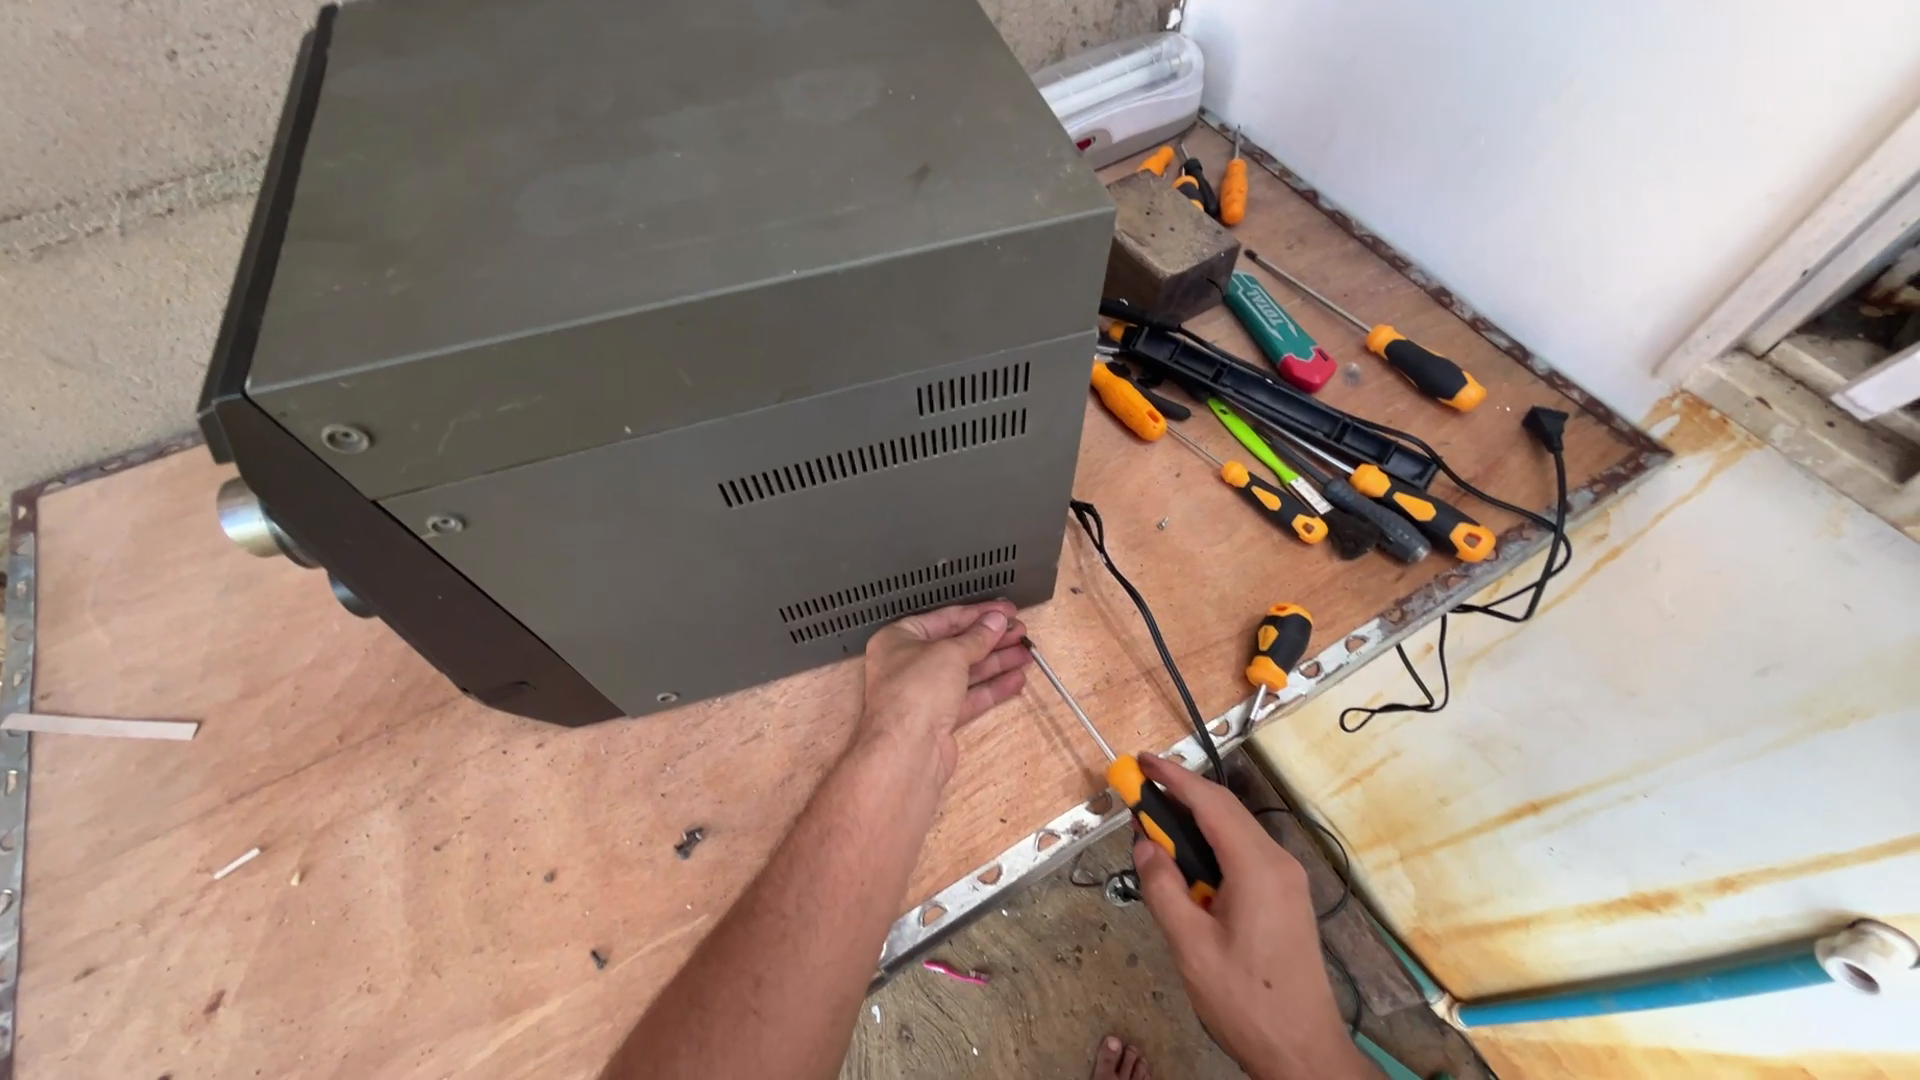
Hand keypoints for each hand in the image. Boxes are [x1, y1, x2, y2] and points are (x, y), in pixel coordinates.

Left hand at [854, 601, 1030, 786]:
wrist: (906, 750)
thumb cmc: (913, 693)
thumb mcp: (950, 653)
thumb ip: (976, 637)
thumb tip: (994, 621)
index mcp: (898, 640)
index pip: (944, 619)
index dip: (977, 613)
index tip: (1003, 611)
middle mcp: (907, 665)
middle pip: (957, 646)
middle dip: (991, 639)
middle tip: (1019, 631)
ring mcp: (923, 694)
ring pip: (966, 672)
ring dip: (997, 662)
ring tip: (1025, 653)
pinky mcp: (939, 719)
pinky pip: (969, 697)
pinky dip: (993, 688)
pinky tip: (1015, 680)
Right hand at [1130, 754, 1373, 1079]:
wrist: (1305, 1054)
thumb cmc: (1246, 1001)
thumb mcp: (1191, 946)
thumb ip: (1163, 889)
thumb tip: (1145, 845)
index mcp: (1257, 867)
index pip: (1210, 803)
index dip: (1173, 777)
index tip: (1141, 762)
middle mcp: (1278, 862)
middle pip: (1224, 810)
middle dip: (1180, 795)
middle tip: (1138, 794)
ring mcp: (1287, 879)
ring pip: (1234, 829)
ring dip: (1194, 821)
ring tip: (1155, 829)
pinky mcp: (1286, 896)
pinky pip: (1243, 851)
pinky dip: (1211, 844)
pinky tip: (1187, 862)